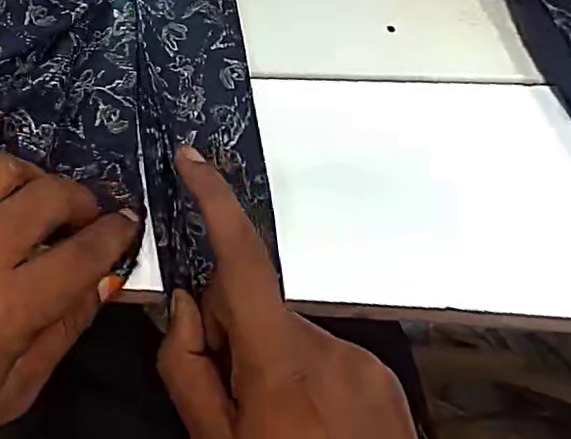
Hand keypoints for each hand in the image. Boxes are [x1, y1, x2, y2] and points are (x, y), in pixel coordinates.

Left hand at [0, 140, 142, 438]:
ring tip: (42, 198)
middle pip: (50, 197)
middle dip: (84, 199)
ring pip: (3, 169)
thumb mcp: (11, 393)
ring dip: (35, 175)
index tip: (131, 222)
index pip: (83, 255)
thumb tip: (101, 283)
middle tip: (91, 215)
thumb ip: (62, 331)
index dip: (117, 235)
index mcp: (7, 306)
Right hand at [157, 146, 417, 438]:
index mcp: (283, 361)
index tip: (193, 159)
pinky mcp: (387, 381)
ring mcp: (366, 364)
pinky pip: (324, 355)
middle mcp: (331, 349)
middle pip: (254, 303)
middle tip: (233, 396)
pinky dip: (305, 378)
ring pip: (287, 331)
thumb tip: (187, 304)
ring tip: (276, 421)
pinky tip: (309, 426)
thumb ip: (184, 362)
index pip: (243, 259)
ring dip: (270, 360)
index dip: (216, 200)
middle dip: (232, 330)